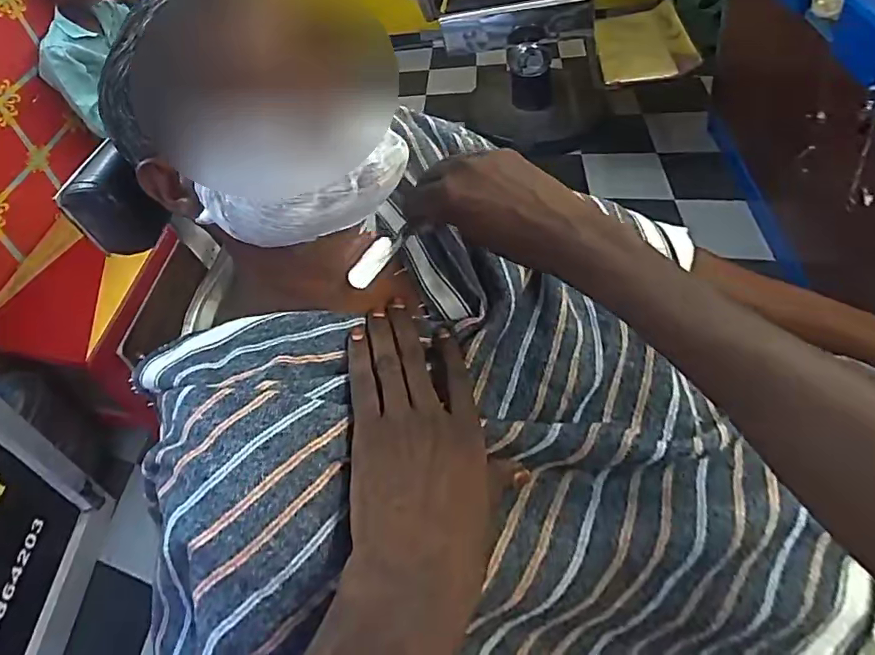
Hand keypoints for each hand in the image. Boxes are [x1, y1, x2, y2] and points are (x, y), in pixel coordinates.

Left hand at [337, 302, 495, 652]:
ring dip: (380, 334)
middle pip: (418, 361)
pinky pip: (363, 383)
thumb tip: (520, 466)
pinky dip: (357, 357)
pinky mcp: (368, 431)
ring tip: (375, 311)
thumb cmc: (454, 548)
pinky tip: (354, 338)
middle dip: (406, 328)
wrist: (410, 571)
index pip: (459, 379)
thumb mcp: (484, 508)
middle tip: (398, 303)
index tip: (439, 328)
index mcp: (469, 437)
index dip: (447, 349)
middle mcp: (435, 420)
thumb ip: (496, 477)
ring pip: (390, 365)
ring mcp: (399, 423)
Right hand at [406, 149, 609, 269]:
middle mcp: (459, 167)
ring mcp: (483, 155)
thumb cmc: (519, 244)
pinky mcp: (504, 153)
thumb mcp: (474, 236)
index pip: (414, 198)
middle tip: (432, 208)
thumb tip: (439, 217)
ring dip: (448, 178)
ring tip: (457, 194)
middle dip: (427, 192)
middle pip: (429, 175)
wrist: (566, 230)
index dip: (412, 212)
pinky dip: (472, 171)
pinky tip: (483, 185)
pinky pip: (476, 159)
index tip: (417, 222)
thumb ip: (450, 220)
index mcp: (447, 193)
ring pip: (452, 163)